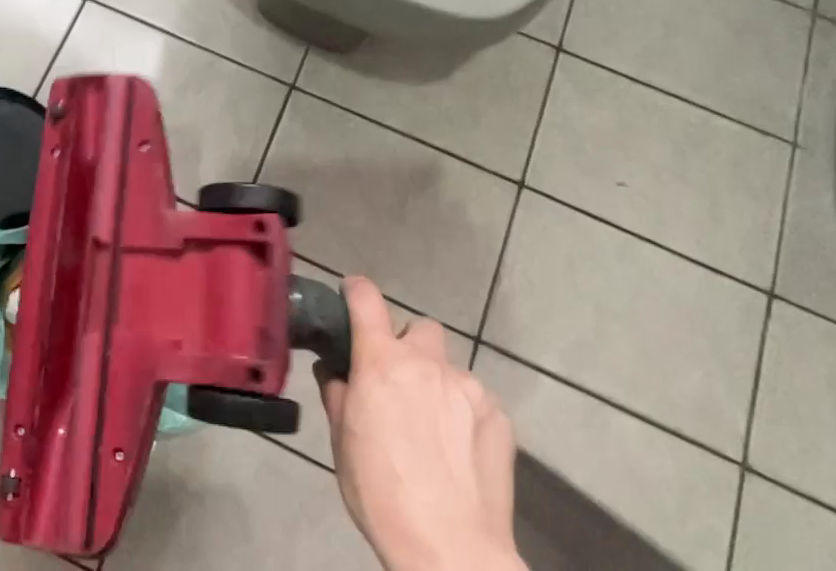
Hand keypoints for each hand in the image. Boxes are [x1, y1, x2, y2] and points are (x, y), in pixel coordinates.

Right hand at [316, 277, 523, 570]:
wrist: (449, 545)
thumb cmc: (379, 491)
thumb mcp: (341, 441)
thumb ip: (337, 394)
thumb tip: (336, 371)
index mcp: (382, 363)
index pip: (367, 300)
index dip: (356, 291)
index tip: (351, 294)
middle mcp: (428, 364)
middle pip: (420, 330)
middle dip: (407, 346)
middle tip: (397, 382)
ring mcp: (469, 388)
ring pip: (449, 367)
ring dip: (436, 382)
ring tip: (430, 426)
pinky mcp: (499, 416)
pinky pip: (474, 398)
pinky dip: (462, 412)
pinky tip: (456, 449)